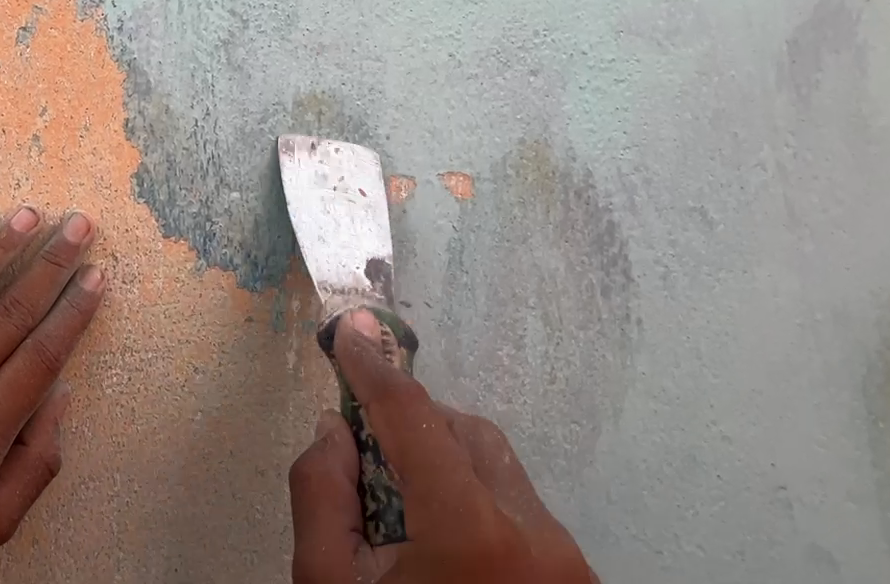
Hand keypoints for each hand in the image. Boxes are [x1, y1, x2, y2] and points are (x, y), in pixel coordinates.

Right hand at [289, 314, 597, 583]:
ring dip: (444, 463)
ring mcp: (569, 566)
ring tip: (404, 515)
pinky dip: (474, 502)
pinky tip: (444, 552)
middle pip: (467, 434)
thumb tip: (336, 428)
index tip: (348, 330)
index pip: (412, 416)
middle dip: (413, 424)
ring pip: (498, 470)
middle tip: (367, 452)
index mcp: (472, 533)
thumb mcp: (328, 583)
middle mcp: (537, 539)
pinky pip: (518, 511)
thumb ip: (320, 490)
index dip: (372, 366)